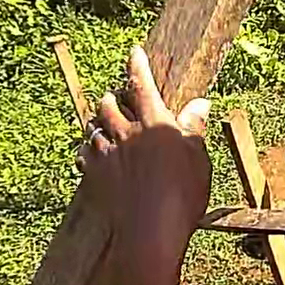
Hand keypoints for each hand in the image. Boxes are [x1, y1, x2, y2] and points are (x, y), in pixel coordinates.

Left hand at [84, 45, 211, 284]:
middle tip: (119, 94)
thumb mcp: (198, 159)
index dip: (137, 65)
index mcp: (155, 124)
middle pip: (111, 102)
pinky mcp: (94, 174)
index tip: (134, 51)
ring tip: (104, 119)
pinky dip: (90, 146)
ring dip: (100, 118)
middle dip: (115, 94)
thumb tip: (199, 104)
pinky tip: (94, 151)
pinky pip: (85, 151)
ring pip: (95, 125)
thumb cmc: (183, 195)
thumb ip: (193, 128)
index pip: (143, 85)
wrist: (150, 233)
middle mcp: (127, 132)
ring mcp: (107, 153)